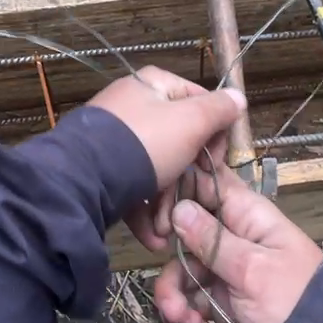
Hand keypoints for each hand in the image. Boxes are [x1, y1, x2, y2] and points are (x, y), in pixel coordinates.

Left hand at [87, 67, 245, 253]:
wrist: (84, 179)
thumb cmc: (145, 144)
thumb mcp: (191, 123)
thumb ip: (218, 110)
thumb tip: (237, 96)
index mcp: (153, 86)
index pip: (199, 102)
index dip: (215, 133)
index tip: (218, 163)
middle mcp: (133, 106)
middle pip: (178, 142)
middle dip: (188, 181)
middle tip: (195, 204)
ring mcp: (115, 138)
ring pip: (156, 169)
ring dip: (167, 204)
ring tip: (168, 232)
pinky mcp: (102, 168)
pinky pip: (133, 185)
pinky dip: (145, 210)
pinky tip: (153, 237)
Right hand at [152, 171, 322, 322]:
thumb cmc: (292, 301)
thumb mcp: (252, 269)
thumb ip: (212, 240)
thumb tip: (179, 208)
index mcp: (245, 212)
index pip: (203, 183)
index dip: (176, 196)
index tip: (161, 224)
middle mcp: (232, 232)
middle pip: (185, 227)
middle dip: (170, 256)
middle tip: (165, 277)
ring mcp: (225, 263)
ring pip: (184, 264)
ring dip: (174, 291)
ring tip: (177, 317)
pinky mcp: (220, 293)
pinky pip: (191, 292)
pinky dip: (185, 308)